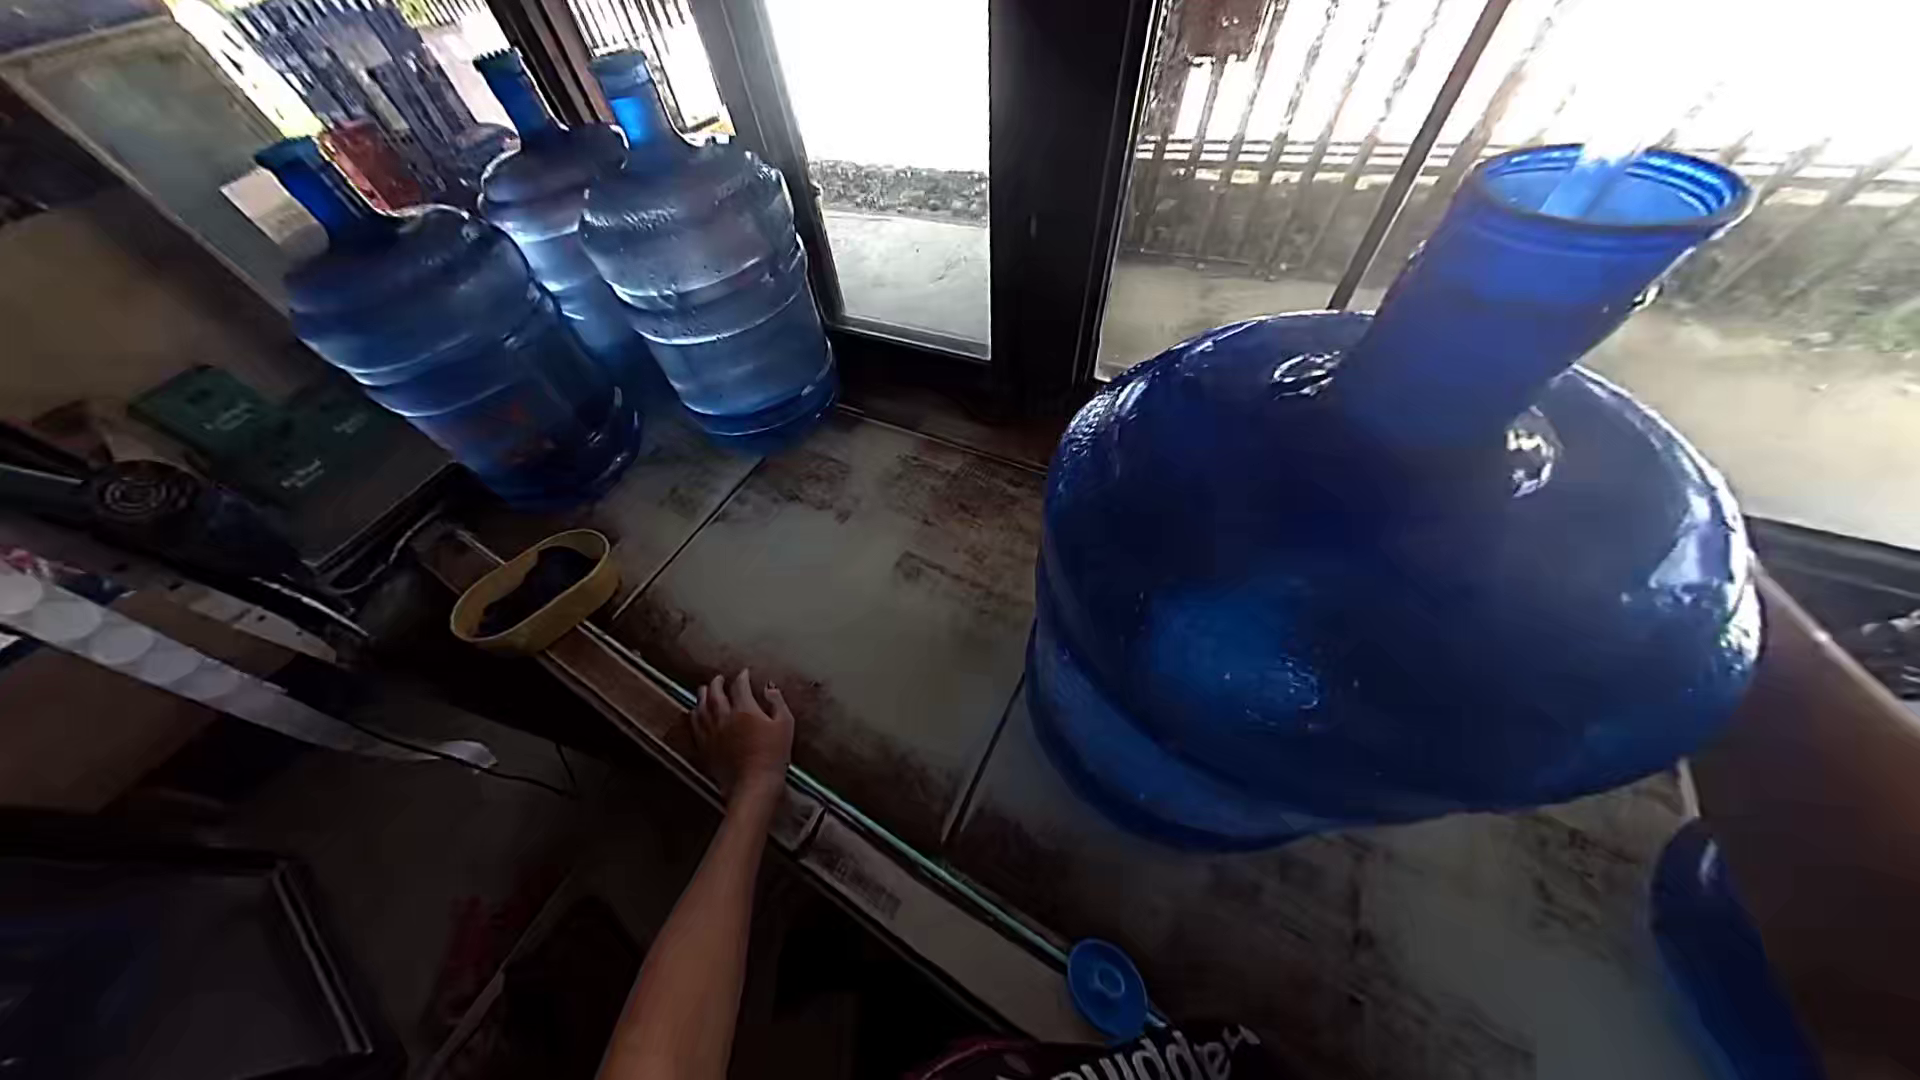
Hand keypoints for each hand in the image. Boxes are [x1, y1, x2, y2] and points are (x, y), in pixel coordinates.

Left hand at [692, 668, 793, 800]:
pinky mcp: (705, 747)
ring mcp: (712, 733)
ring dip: (702, 695)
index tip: (744, 673)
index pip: (740, 686)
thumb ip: (777, 702)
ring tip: (703, 689)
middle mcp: (724, 717)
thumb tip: (769, 688)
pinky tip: (696, 712)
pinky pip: (695, 725)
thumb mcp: (785, 724)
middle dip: (717, 683)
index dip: (742, 677)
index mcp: (745, 709)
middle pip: (715, 693)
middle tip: (719, 678)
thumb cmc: (774, 755)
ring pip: (701, 707)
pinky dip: (695, 714)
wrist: (754, 784)